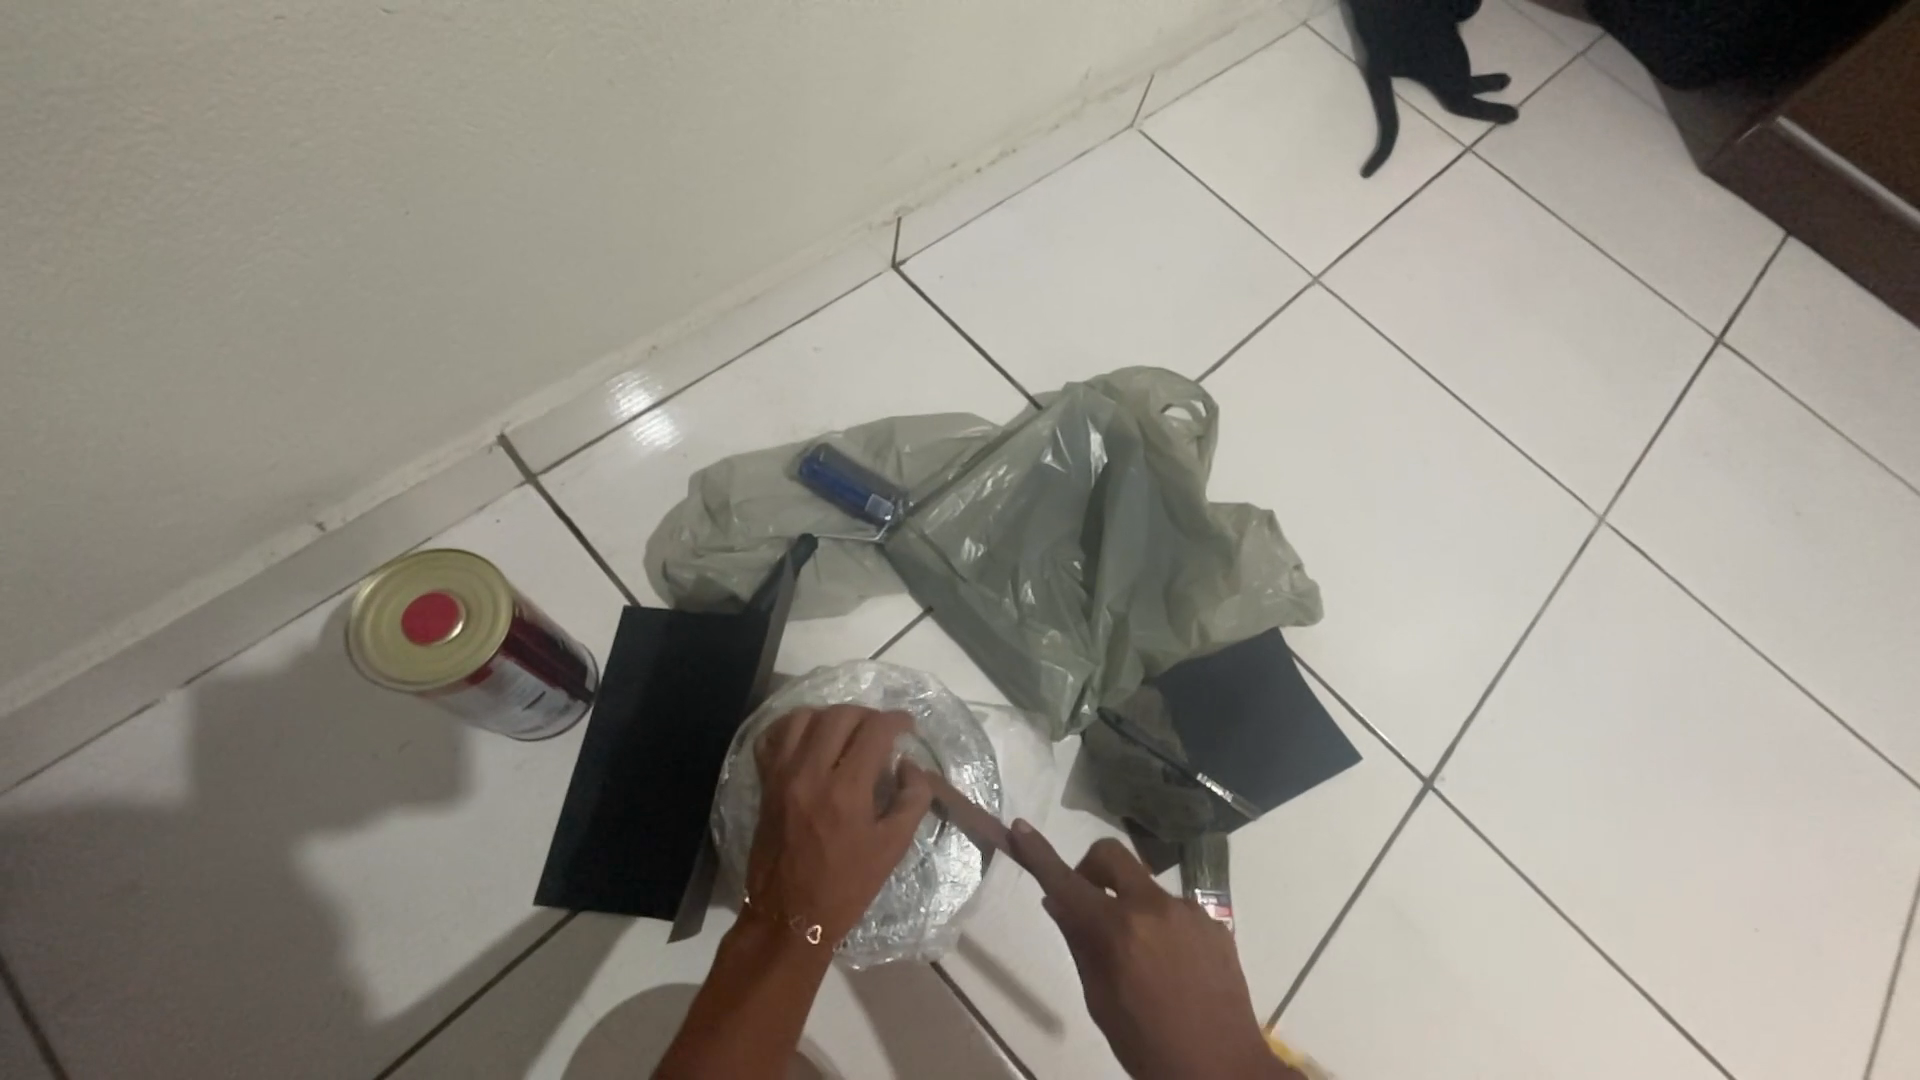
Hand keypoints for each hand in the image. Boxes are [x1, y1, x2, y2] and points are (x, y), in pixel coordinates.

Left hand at [744, 705, 933, 946]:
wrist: (789, 917)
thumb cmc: (847, 885)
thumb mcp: (893, 847)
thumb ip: (912, 799)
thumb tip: (910, 765)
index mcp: (847, 790)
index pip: (875, 730)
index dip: (898, 720)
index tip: (908, 727)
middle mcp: (811, 772)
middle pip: (841, 715)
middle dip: (868, 715)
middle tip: (881, 731)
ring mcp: (782, 775)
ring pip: (805, 717)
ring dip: (831, 716)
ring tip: (846, 731)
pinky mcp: (765, 783)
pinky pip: (772, 737)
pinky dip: (793, 728)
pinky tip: (810, 739)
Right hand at [1007, 822, 1295, 1079]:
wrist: (1225, 1073)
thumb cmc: (1149, 1046)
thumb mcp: (1101, 1001)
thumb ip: (1079, 943)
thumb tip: (1058, 902)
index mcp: (1119, 930)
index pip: (1067, 882)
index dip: (1040, 853)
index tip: (1021, 828)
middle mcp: (1154, 907)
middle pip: (1112, 855)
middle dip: (1091, 868)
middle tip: (1090, 905)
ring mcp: (1189, 912)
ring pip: (1145, 887)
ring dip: (1132, 907)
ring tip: (1141, 959)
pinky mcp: (1214, 923)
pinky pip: (1175, 911)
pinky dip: (1162, 927)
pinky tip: (1172, 968)